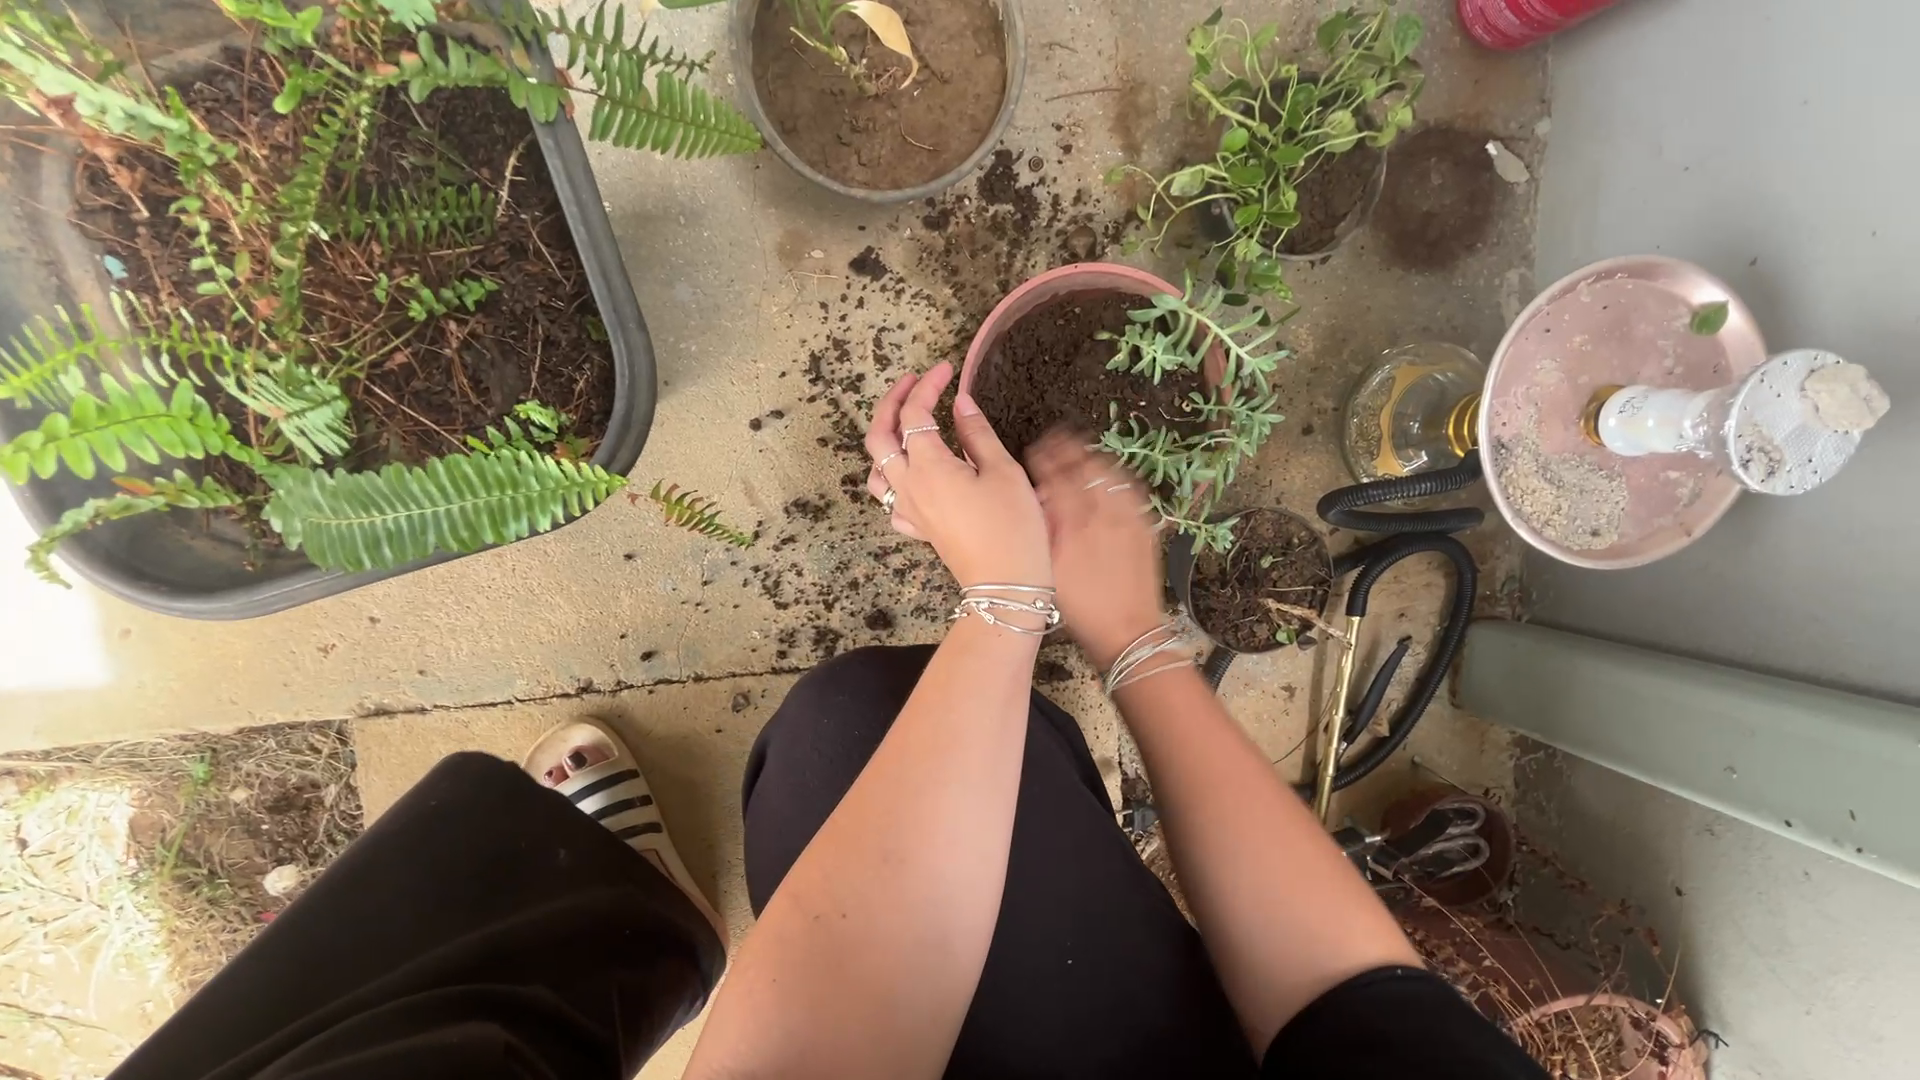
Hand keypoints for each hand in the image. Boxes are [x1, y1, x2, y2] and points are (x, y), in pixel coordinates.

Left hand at [865, 362, 1051, 589]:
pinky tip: (911, 477)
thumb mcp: (1003, 472)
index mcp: (929, 466)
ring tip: (904, 425)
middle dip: (891, 403)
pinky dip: (893, 480)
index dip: (928, 385)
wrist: (1006, 584)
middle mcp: (909, 485)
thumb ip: (977, 433)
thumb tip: (960, 403)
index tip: (947, 368)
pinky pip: (891, 501)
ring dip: (884, 441)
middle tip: (912, 382)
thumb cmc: (1012, 527)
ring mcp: (909, 510)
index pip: (915, 413)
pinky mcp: (918, 529)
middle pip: (879, 436)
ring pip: (876, 469)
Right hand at [1026, 430, 1165, 670]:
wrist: (1129, 631)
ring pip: (1110, 473)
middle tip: (1056, 439)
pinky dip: (1117, 475)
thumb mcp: (1050, 571)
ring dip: (1092, 456)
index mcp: (1074, 523)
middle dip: (1068, 449)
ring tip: (1080, 448)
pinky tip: (1109, 474)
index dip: (1044, 458)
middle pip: (1084, 467)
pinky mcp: (1145, 527)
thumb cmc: (1082, 609)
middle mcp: (1103, 514)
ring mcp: (1128, 518)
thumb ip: (1043, 530)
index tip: (1035, 448)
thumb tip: (1037, 499)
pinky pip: (1131, 490)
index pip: (1056, 476)